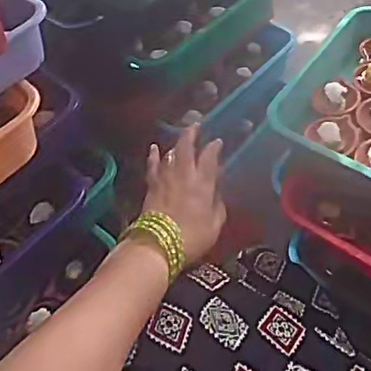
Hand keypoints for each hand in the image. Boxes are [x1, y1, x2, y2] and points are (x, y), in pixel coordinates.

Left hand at [143, 126, 226, 262]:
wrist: (158, 244)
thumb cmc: (191, 237)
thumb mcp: (215, 225)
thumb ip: (218, 207)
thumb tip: (217, 195)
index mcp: (203, 183)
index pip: (210, 157)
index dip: (214, 147)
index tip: (217, 142)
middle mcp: (184, 174)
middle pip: (187, 147)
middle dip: (192, 134)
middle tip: (196, 125)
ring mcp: (166, 177)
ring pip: (171, 153)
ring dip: (176, 143)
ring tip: (181, 138)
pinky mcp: (152, 185)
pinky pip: (153, 165)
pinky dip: (154, 155)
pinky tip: (155, 148)